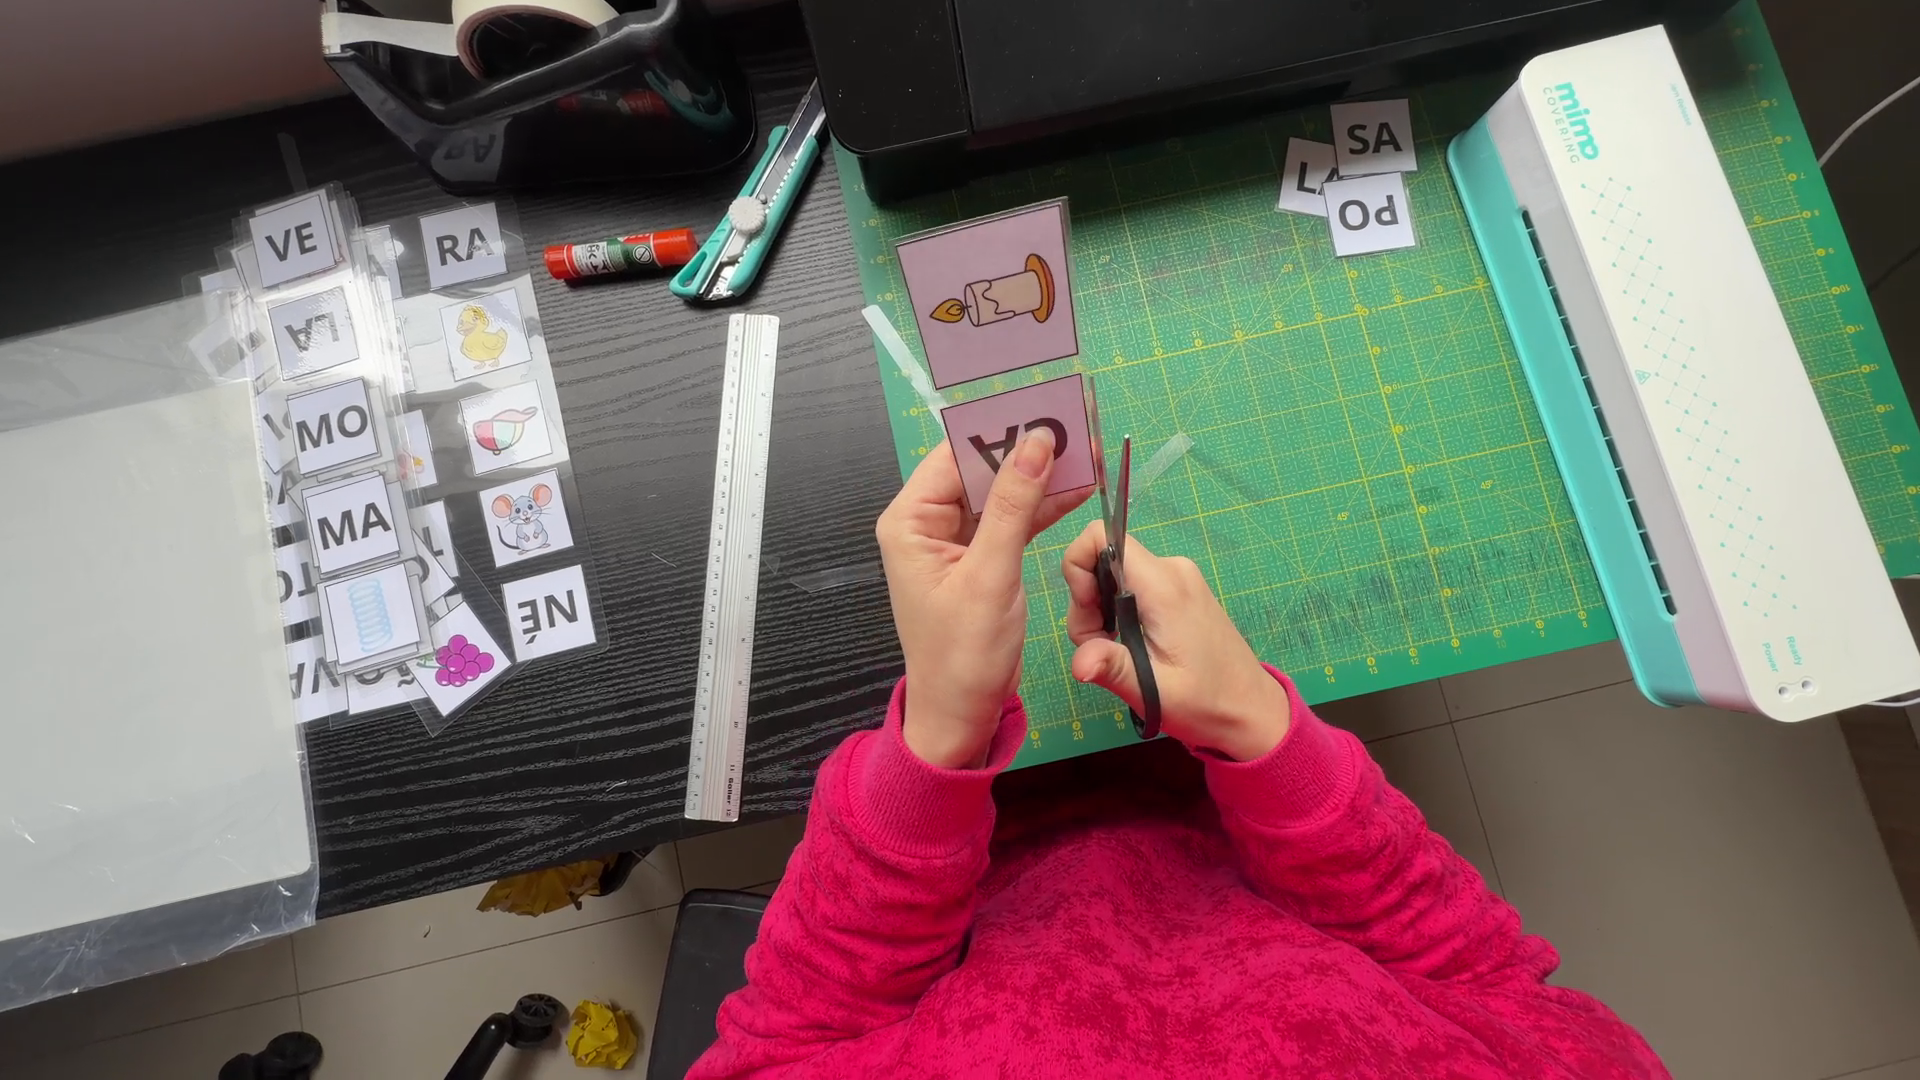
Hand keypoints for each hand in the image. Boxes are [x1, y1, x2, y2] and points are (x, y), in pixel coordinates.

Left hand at [876, 431, 1092, 767]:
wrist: (962, 712)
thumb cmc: (964, 652)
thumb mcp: (990, 574)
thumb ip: (1014, 505)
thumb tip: (1036, 441)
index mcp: (910, 520)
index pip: (954, 456)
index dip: (999, 432)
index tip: (1045, 412)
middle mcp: (927, 522)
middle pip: (978, 470)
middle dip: (1024, 453)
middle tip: (1074, 430)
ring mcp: (954, 540)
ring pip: (999, 494)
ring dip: (1038, 479)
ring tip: (1084, 454)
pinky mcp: (979, 557)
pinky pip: (1010, 521)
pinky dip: (1039, 508)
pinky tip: (1075, 490)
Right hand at [1062, 524, 1288, 760]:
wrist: (1251, 710)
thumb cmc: (1206, 701)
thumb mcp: (1154, 690)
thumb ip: (1113, 668)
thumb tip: (1078, 663)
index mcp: (1163, 585)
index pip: (1100, 536)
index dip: (1078, 567)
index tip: (1087, 611)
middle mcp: (1170, 569)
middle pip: (1101, 562)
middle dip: (1087, 605)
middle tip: (1103, 647)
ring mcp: (1176, 577)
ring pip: (1112, 577)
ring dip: (1101, 614)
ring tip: (1120, 653)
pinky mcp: (1177, 589)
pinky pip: (1130, 586)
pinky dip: (1118, 613)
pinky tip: (1133, 646)